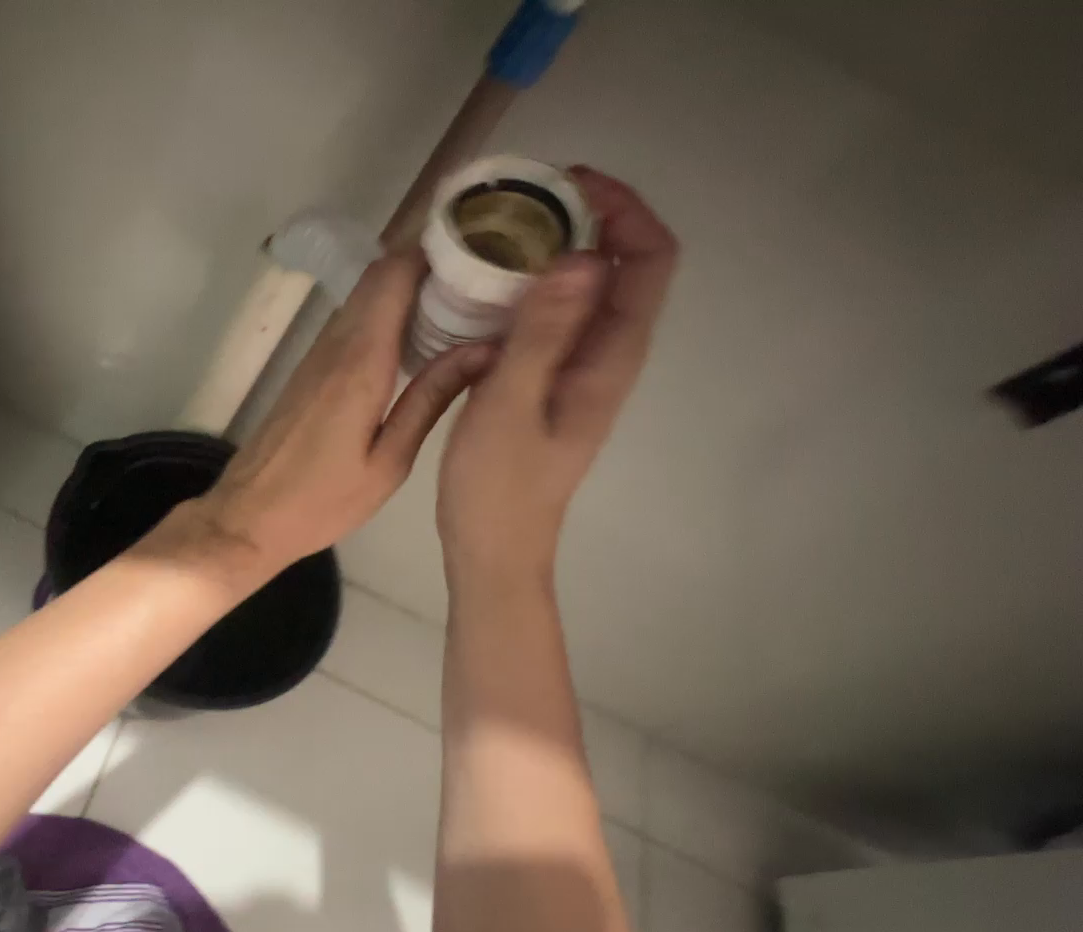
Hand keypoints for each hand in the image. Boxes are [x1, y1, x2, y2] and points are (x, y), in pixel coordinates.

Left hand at [168, 253, 488, 581]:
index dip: (435, 249)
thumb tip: (483, 348)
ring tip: (464, 301)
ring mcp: (315, 358)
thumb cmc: (320, 502)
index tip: (484, 247)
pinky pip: (352, 325)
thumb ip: (431, 400)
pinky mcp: (307, 373)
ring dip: (408, 289)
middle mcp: (334, 347)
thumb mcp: (387, 463)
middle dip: (429, 263)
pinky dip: (386, 317)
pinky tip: (420, 337)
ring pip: (364, 299)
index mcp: (359, 363)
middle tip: (485, 274)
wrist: (247, 519)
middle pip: (379, 278)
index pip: (393, 275)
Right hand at [436, 166, 677, 585]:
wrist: (493, 548)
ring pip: (581, 294)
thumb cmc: (500, 486)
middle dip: (584, 221)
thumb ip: (542, 334)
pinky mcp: (543, 386)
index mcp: (609, 358)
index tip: (566, 185)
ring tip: (495, 238)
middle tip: (518, 204)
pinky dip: (525, 294)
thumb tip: (581, 256)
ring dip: (552, 255)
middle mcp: (603, 357)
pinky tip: (480, 295)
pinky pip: (548, 321)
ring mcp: (573, 373)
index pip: (649, 261)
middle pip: (621, 268)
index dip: (623, 210)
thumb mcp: (511, 405)